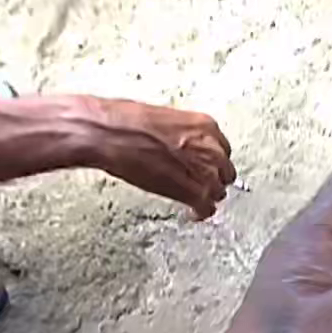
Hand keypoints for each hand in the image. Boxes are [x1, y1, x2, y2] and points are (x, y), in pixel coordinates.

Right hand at [74, 97, 235, 218]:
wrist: (106, 133)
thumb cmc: (125, 122)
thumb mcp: (166, 120)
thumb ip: (184, 136)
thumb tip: (183, 147)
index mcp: (206, 127)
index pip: (223, 151)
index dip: (213, 162)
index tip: (206, 167)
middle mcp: (212, 150)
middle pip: (225, 174)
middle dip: (212, 180)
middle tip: (199, 184)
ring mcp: (206, 173)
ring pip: (218, 193)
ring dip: (206, 196)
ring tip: (193, 198)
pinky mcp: (195, 193)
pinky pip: (207, 209)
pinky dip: (200, 213)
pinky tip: (193, 213)